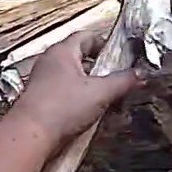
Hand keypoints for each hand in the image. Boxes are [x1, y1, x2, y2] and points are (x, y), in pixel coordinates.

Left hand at [5, 32, 138, 144]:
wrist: (30, 135)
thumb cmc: (63, 106)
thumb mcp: (100, 92)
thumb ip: (122, 81)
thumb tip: (141, 75)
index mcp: (62, 51)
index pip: (87, 36)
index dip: (106, 43)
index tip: (123, 55)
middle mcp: (50, 62)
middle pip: (82, 59)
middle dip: (103, 70)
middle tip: (122, 82)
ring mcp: (43, 81)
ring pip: (75, 79)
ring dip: (94, 89)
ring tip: (112, 102)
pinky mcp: (41, 100)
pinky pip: (67, 94)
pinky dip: (82, 101)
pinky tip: (95, 114)